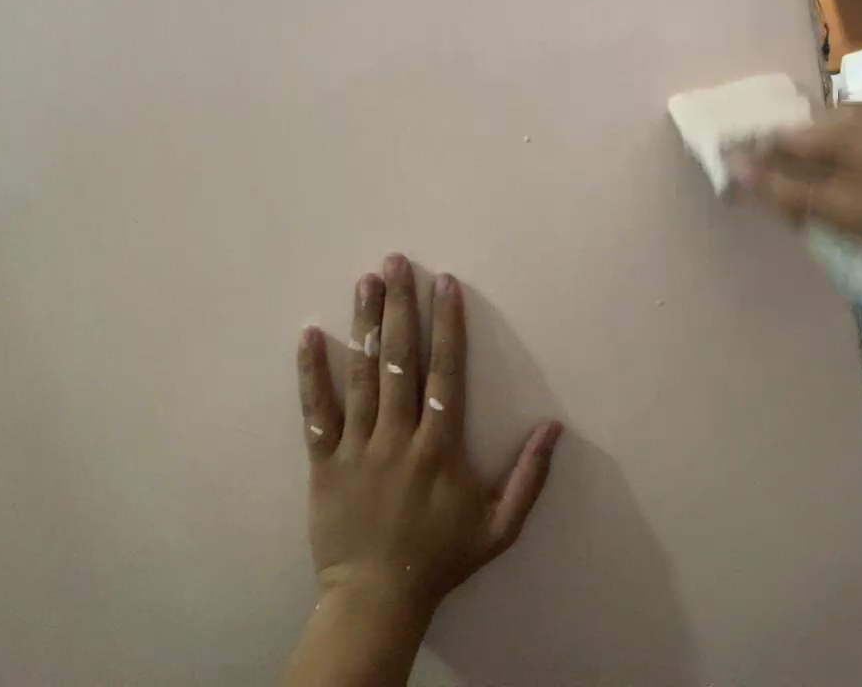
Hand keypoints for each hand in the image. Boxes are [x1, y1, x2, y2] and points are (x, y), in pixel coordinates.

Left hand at [296, 254, 562, 621]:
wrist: (376, 599)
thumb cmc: (442, 558)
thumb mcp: (500, 526)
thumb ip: (529, 477)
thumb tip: (553, 427)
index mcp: (440, 447)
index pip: (446, 372)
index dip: (447, 324)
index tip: (444, 283)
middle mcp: (398, 436)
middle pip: (399, 361)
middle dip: (400, 307)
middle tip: (397, 262)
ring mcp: (358, 447)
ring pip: (361, 375)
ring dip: (364, 325)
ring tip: (366, 280)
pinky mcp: (325, 462)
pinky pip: (316, 412)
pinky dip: (312, 373)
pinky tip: (308, 335)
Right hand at [732, 107, 861, 371]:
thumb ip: (842, 242)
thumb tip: (793, 205)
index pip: (824, 193)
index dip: (776, 180)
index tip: (736, 166)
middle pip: (847, 142)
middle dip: (795, 139)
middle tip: (756, 137)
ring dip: (829, 122)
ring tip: (793, 126)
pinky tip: (847, 123)